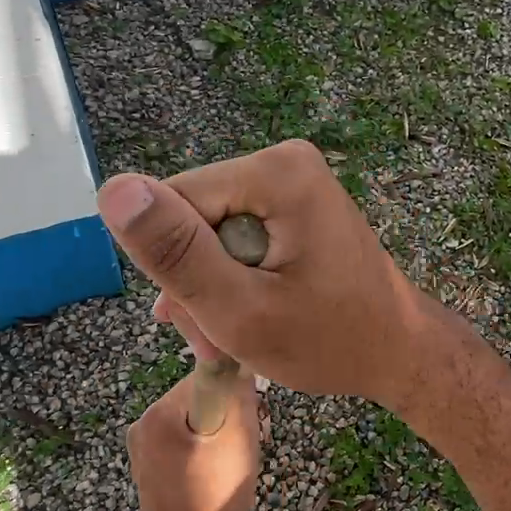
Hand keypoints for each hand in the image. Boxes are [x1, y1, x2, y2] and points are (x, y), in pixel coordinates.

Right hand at [95, 139, 434, 404]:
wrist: (397, 349)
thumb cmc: (330, 339)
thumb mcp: (240, 309)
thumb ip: (176, 253)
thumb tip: (113, 189)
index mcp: (276, 172)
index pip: (171, 205)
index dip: (175, 268)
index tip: (205, 321)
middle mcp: (284, 161)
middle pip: (190, 217)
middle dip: (196, 283)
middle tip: (221, 338)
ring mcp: (292, 180)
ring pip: (207, 233)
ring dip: (211, 290)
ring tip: (234, 337)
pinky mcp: (294, 203)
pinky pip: (235, 236)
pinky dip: (234, 280)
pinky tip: (246, 317)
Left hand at [127, 365, 258, 510]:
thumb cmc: (217, 494)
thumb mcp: (240, 437)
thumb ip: (240, 393)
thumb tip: (240, 362)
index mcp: (158, 414)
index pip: (206, 377)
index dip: (233, 393)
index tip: (249, 417)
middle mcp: (141, 425)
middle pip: (197, 399)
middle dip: (225, 414)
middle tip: (244, 442)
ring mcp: (140, 450)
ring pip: (192, 421)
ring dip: (216, 433)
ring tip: (230, 461)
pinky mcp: (147, 469)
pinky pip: (182, 442)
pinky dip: (202, 449)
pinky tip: (215, 474)